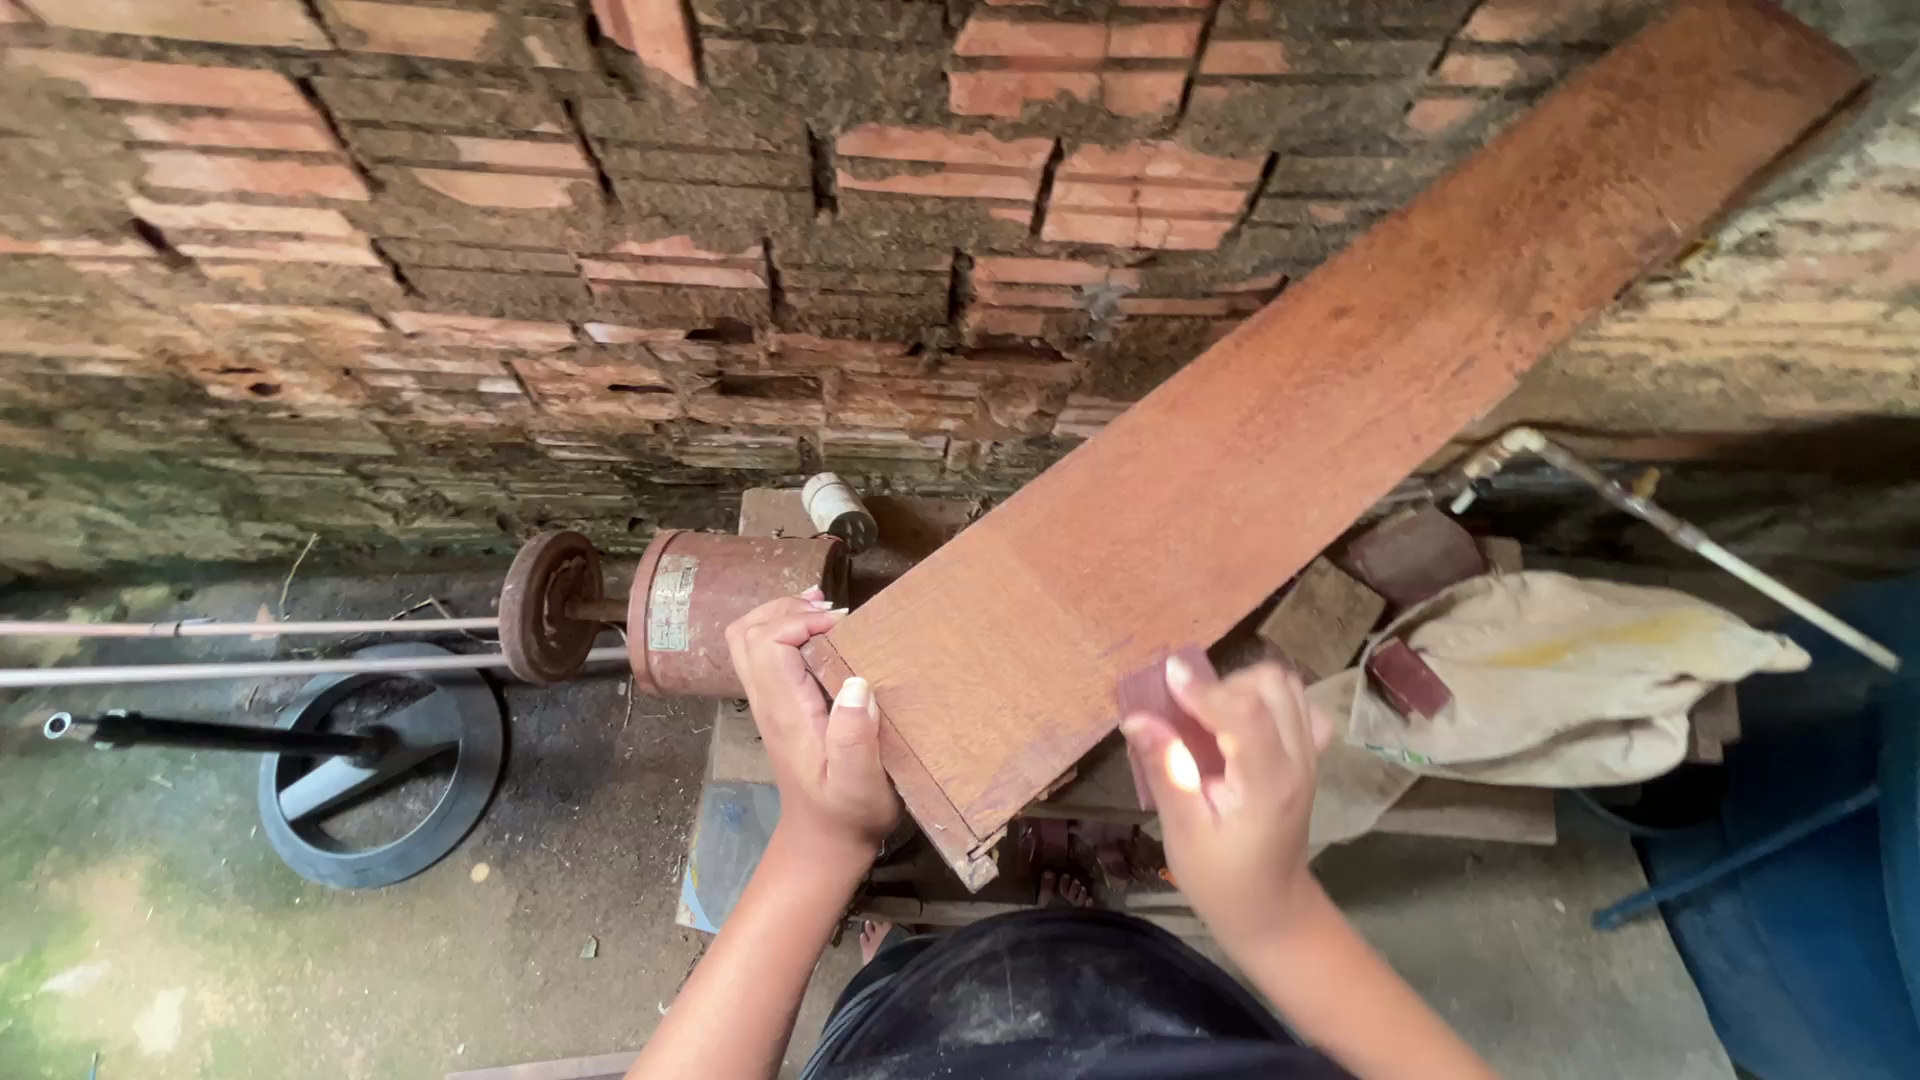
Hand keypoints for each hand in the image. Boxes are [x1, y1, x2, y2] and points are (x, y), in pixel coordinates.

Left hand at [725, 589, 899, 861]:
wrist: (824, 841)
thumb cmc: (848, 814)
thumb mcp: (861, 784)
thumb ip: (855, 737)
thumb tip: (858, 682)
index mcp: (784, 712)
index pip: (768, 642)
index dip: (800, 620)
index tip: (842, 625)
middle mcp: (767, 701)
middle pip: (746, 633)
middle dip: (786, 608)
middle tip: (831, 610)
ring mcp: (768, 702)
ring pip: (748, 639)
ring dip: (782, 614)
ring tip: (824, 609)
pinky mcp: (778, 704)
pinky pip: (764, 652)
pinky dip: (785, 629)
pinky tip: (819, 628)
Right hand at [1122, 657, 1333, 950]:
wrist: (1272, 911)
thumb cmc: (1222, 880)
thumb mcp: (1183, 833)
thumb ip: (1165, 771)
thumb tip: (1136, 718)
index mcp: (1268, 784)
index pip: (1245, 713)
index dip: (1203, 689)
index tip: (1165, 678)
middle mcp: (1298, 761)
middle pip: (1271, 686)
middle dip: (1222, 686)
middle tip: (1187, 712)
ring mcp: (1309, 756)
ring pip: (1285, 686)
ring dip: (1242, 686)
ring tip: (1209, 715)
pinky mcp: (1308, 755)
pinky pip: (1297, 705)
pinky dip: (1268, 699)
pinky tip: (1241, 721)